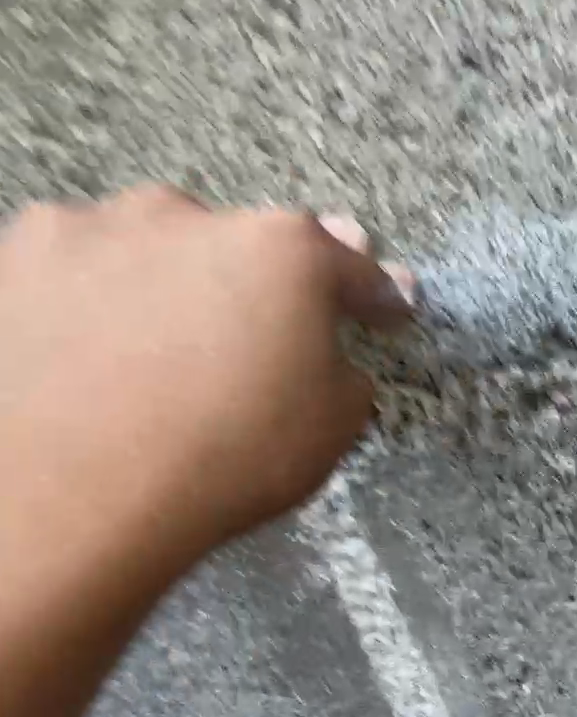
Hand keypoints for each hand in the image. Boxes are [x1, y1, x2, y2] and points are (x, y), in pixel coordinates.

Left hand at [0, 186, 413, 564]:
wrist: (78, 491)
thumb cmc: (239, 449)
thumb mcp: (340, 416)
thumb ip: (342, 361)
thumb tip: (319, 349)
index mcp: (286, 251)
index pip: (355, 266)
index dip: (379, 294)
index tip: (390, 313)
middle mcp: (188, 217)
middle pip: (255, 238)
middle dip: (284, 273)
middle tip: (295, 311)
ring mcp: (90, 230)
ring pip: (166, 243)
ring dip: (193, 275)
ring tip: (195, 328)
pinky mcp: (12, 263)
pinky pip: (91, 268)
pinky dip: (115, 293)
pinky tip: (118, 338)